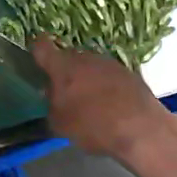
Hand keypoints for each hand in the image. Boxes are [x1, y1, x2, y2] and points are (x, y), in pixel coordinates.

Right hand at [32, 40, 176, 165]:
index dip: (36, 49)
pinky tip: (110, 106)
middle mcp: (85, 57)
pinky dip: (106, 86)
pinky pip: (109, 75)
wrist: (141, 129)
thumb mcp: (59, 123)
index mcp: (62, 66)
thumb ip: (51, 104)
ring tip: (90, 103)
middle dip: (64, 71)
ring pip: (90, 66)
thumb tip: (51, 94)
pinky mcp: (129, 73)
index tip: (35, 58)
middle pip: (68, 58)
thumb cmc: (93, 125)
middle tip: (64, 92)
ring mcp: (109, 63)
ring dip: (86, 78)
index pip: (42, 47)